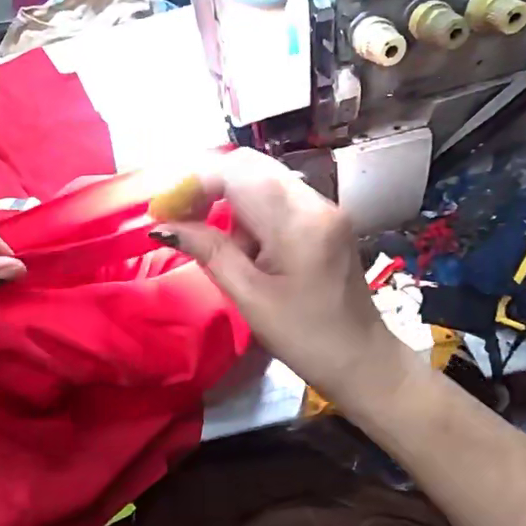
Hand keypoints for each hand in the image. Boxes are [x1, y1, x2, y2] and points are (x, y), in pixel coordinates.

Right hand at [150, 150, 409, 407]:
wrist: (361, 359)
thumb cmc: (305, 337)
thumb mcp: (250, 298)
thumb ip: (209, 252)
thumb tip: (164, 227)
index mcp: (299, 222)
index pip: (237, 172)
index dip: (192, 184)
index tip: (163, 212)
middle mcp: (315, 202)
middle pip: (250, 166)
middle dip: (206, 186)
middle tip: (178, 218)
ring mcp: (323, 209)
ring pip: (261, 180)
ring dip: (226, 202)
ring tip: (210, 242)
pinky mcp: (324, 220)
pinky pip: (276, 199)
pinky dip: (248, 213)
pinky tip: (241, 247)